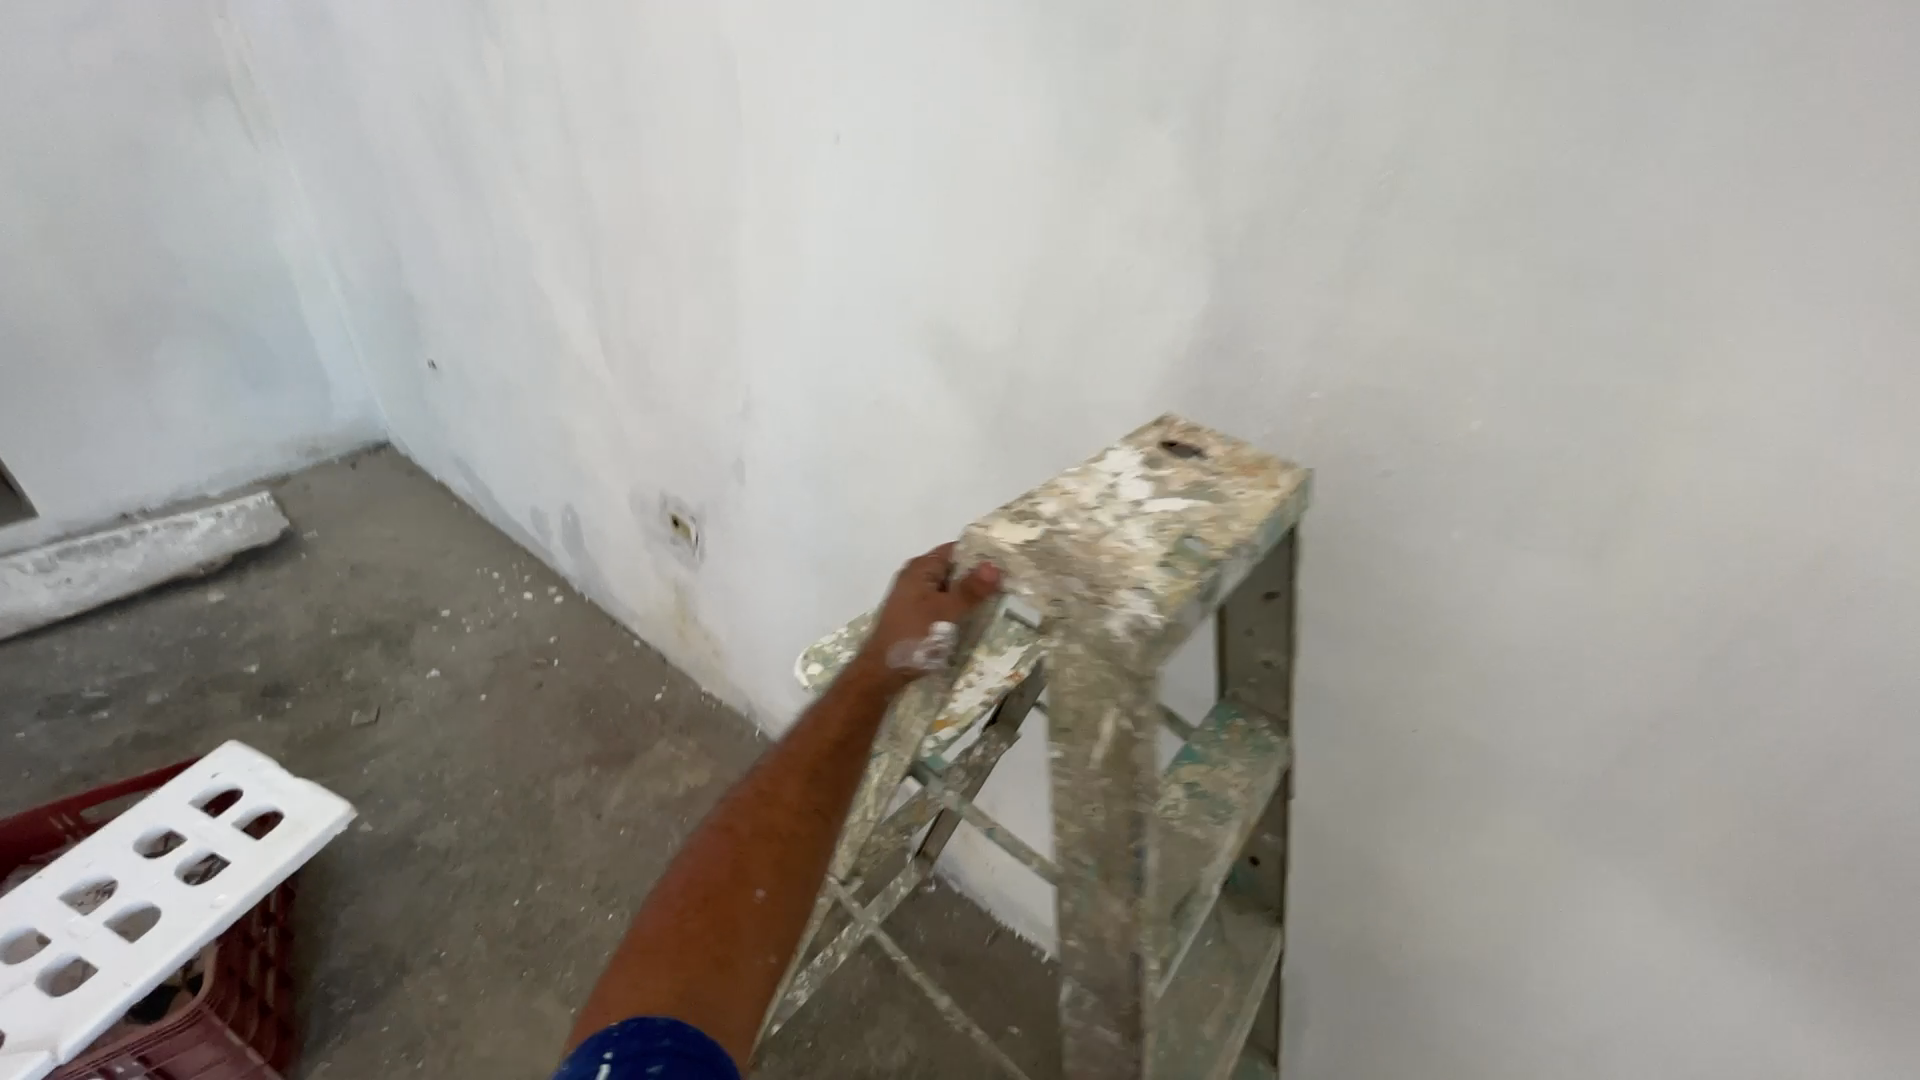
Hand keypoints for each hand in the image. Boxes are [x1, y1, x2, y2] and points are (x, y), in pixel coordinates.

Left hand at [853, 542, 1001, 692]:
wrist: (882, 671)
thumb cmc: (914, 635)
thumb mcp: (946, 612)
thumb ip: (970, 589)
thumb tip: (994, 565)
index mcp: (921, 567)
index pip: (956, 549)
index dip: (981, 554)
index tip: (1007, 562)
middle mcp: (916, 576)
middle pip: (954, 568)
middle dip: (978, 575)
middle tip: (1010, 582)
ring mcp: (915, 595)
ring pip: (949, 587)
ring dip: (969, 593)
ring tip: (1000, 598)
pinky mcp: (916, 613)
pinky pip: (942, 602)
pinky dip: (958, 606)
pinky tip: (977, 615)